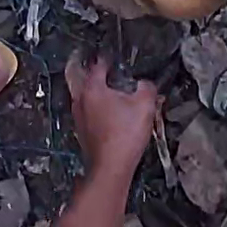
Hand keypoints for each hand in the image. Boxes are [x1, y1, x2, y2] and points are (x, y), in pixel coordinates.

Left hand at [67, 53, 157, 175]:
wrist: (111, 167)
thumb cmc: (125, 135)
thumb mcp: (145, 106)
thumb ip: (147, 88)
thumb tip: (145, 84)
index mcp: (93, 89)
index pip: (98, 65)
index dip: (108, 60)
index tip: (115, 59)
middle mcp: (80, 100)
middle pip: (88, 80)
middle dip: (101, 77)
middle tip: (113, 75)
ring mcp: (79, 117)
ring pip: (87, 98)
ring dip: (99, 95)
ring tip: (116, 96)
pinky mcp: (82, 131)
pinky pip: (89, 113)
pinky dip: (98, 111)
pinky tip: (113, 116)